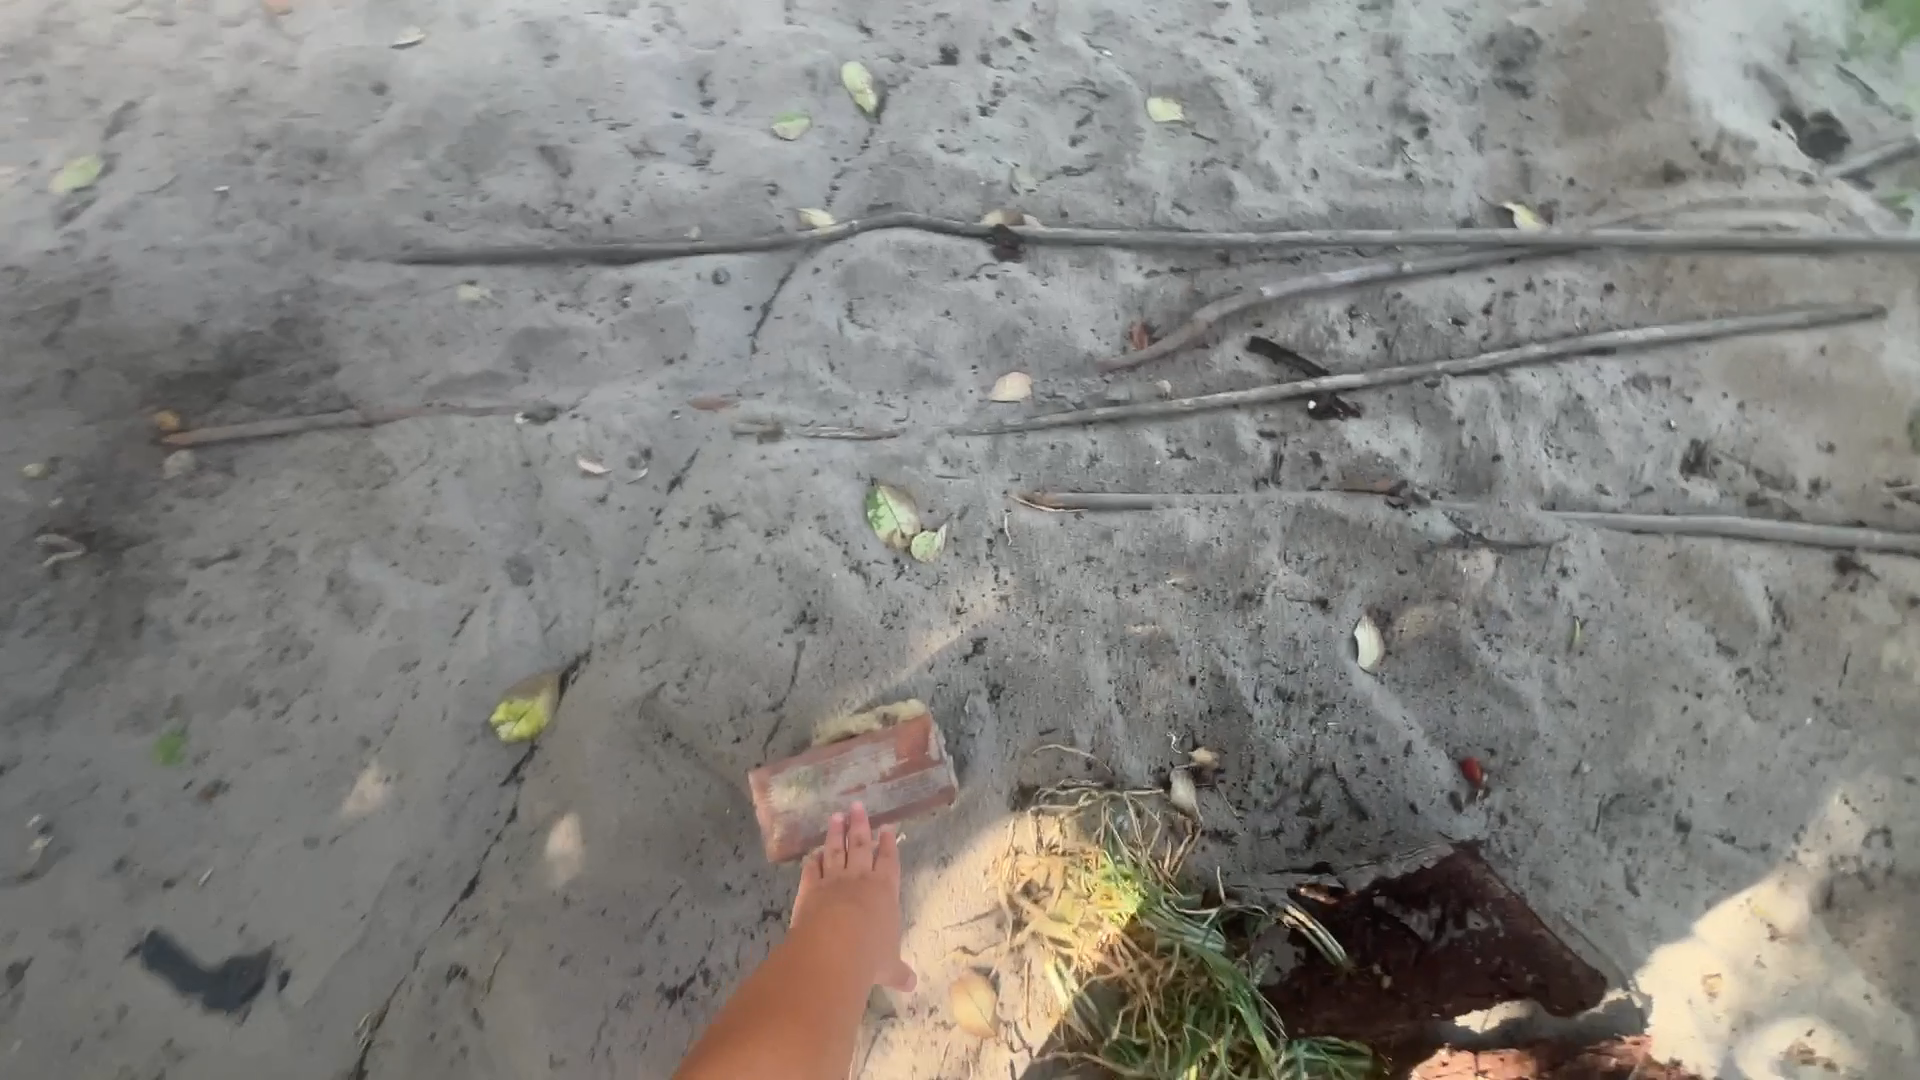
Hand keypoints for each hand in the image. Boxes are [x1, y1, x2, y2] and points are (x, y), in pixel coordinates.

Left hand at [789, 802, 915, 992]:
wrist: (835, 948)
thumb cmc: (870, 954)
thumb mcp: (889, 966)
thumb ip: (897, 971)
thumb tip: (911, 984)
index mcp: (885, 891)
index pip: (889, 861)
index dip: (888, 844)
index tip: (887, 827)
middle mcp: (860, 880)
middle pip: (862, 846)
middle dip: (861, 825)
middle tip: (858, 806)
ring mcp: (834, 881)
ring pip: (836, 850)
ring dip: (836, 833)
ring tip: (836, 815)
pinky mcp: (810, 889)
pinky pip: (812, 869)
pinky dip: (813, 860)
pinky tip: (812, 852)